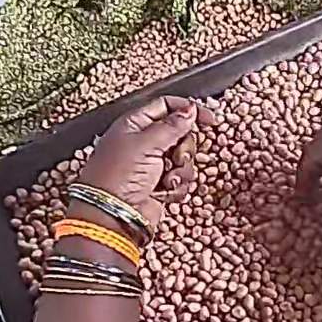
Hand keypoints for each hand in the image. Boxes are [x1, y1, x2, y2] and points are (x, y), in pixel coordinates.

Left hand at [78, 95, 220, 231]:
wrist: (114, 215)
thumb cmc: (119, 176)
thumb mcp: (146, 143)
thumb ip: (172, 125)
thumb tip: (190, 110)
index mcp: (135, 125)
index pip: (166, 106)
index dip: (187, 110)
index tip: (208, 119)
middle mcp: (144, 143)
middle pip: (181, 135)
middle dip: (185, 148)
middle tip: (177, 158)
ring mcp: (153, 165)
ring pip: (185, 159)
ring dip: (181, 171)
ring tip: (166, 180)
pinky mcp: (161, 185)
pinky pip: (182, 180)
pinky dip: (176, 187)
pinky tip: (163, 192)